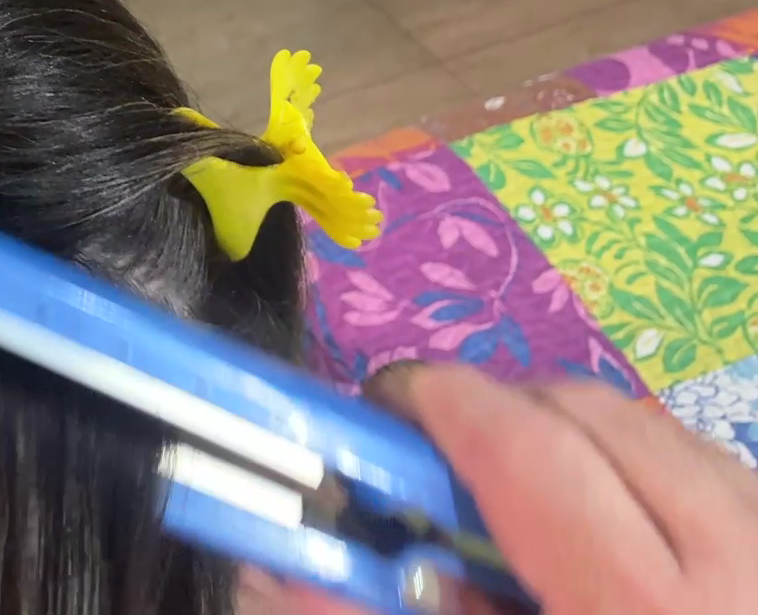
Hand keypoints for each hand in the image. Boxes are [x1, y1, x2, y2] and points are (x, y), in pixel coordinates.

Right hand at [276, 364, 757, 613]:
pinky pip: (710, 464)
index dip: (432, 400)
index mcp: (641, 608)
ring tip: (533, 490)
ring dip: (564, 431)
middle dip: (488, 408)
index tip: (380, 408)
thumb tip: (283, 567)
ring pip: (650, 427)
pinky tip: (626, 527)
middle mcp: (745, 570)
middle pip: (581, 412)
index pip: (522, 446)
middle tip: (442, 453)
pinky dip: (640, 464)